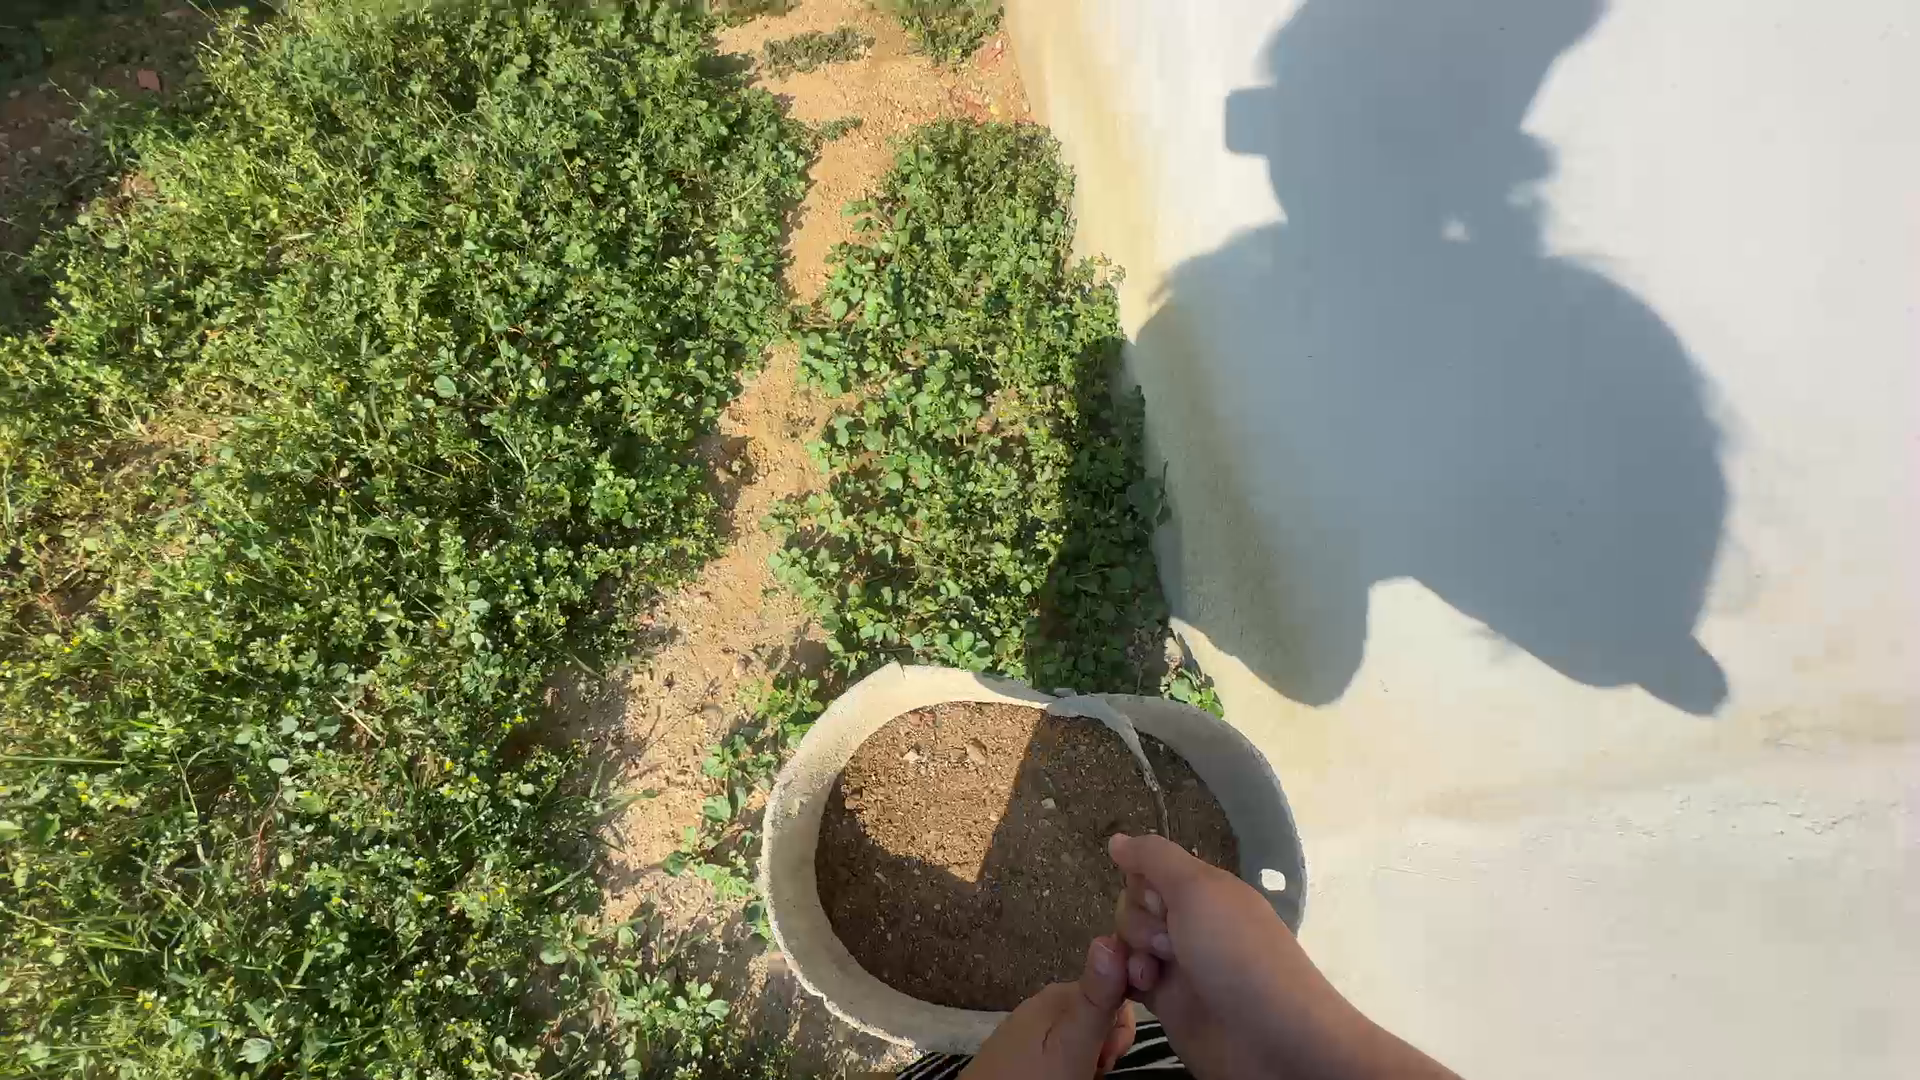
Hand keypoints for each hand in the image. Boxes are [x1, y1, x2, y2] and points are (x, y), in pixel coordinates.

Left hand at [958, 937, 1137, 1078]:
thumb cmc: (1035, 1077)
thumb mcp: (1073, 1038)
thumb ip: (1096, 994)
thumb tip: (1112, 936)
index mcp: (1061, 993)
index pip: (1112, 990)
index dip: (1121, 1021)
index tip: (1113, 1047)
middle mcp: (1047, 1003)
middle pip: (1098, 1016)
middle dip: (1106, 1044)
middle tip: (1094, 1068)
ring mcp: (1033, 1027)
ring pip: (1081, 1037)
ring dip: (1089, 1058)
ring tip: (1078, 1076)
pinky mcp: (1023, 1050)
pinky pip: (1060, 1050)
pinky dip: (1069, 1066)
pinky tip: (1062, 1077)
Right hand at [1109, 833, 1456, 1079]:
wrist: (1272, 1043)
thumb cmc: (1237, 954)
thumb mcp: (1198, 889)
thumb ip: (1154, 857)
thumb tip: (1116, 839)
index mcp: (1202, 890)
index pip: (1148, 868)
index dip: (1144, 882)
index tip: (1160, 900)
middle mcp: (1188, 921)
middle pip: (1133, 903)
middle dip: (1140, 920)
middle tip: (1169, 942)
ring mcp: (1177, 962)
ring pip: (1128, 939)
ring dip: (1134, 950)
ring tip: (1157, 971)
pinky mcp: (1166, 1001)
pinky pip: (1127, 976)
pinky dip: (1126, 977)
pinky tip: (1140, 986)